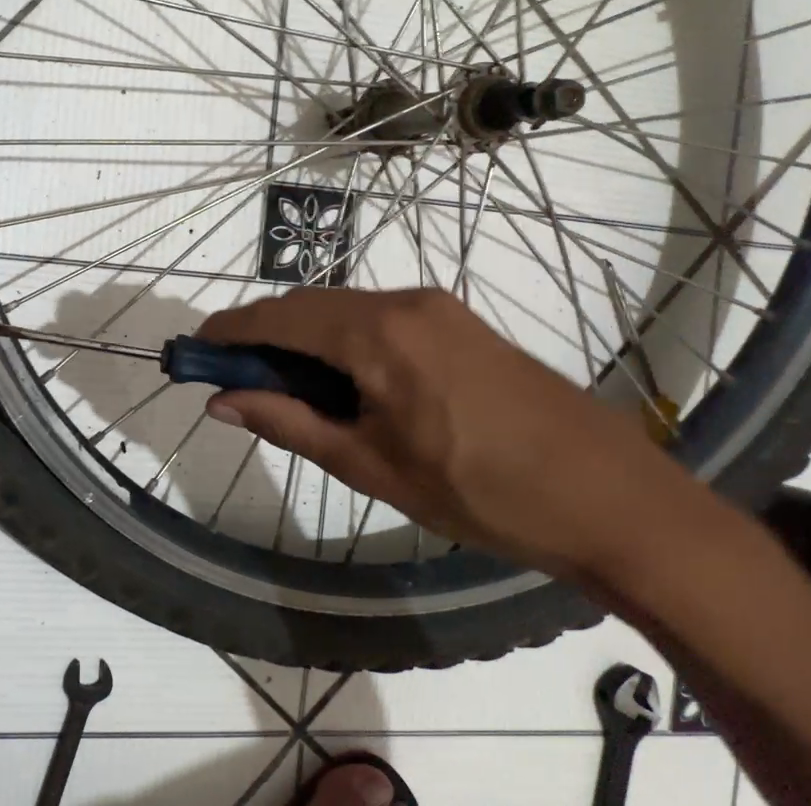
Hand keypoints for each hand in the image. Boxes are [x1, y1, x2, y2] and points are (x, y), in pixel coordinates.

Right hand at [196, 286, 686, 578]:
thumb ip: (287, 422)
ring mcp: (440, 310)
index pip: (277, 317)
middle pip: (307, 307)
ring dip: (301, 339)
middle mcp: (405, 304)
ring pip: (342, 311)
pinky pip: (378, 319)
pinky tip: (341, 383)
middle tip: (233, 379)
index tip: (192, 349)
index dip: (227, 330)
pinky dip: (341, 341)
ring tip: (284, 388)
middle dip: (260, 335)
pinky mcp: (463, 326)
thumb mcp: (368, 465)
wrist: (617, 505)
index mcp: (378, 335)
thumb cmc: (481, 493)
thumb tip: (220, 401)